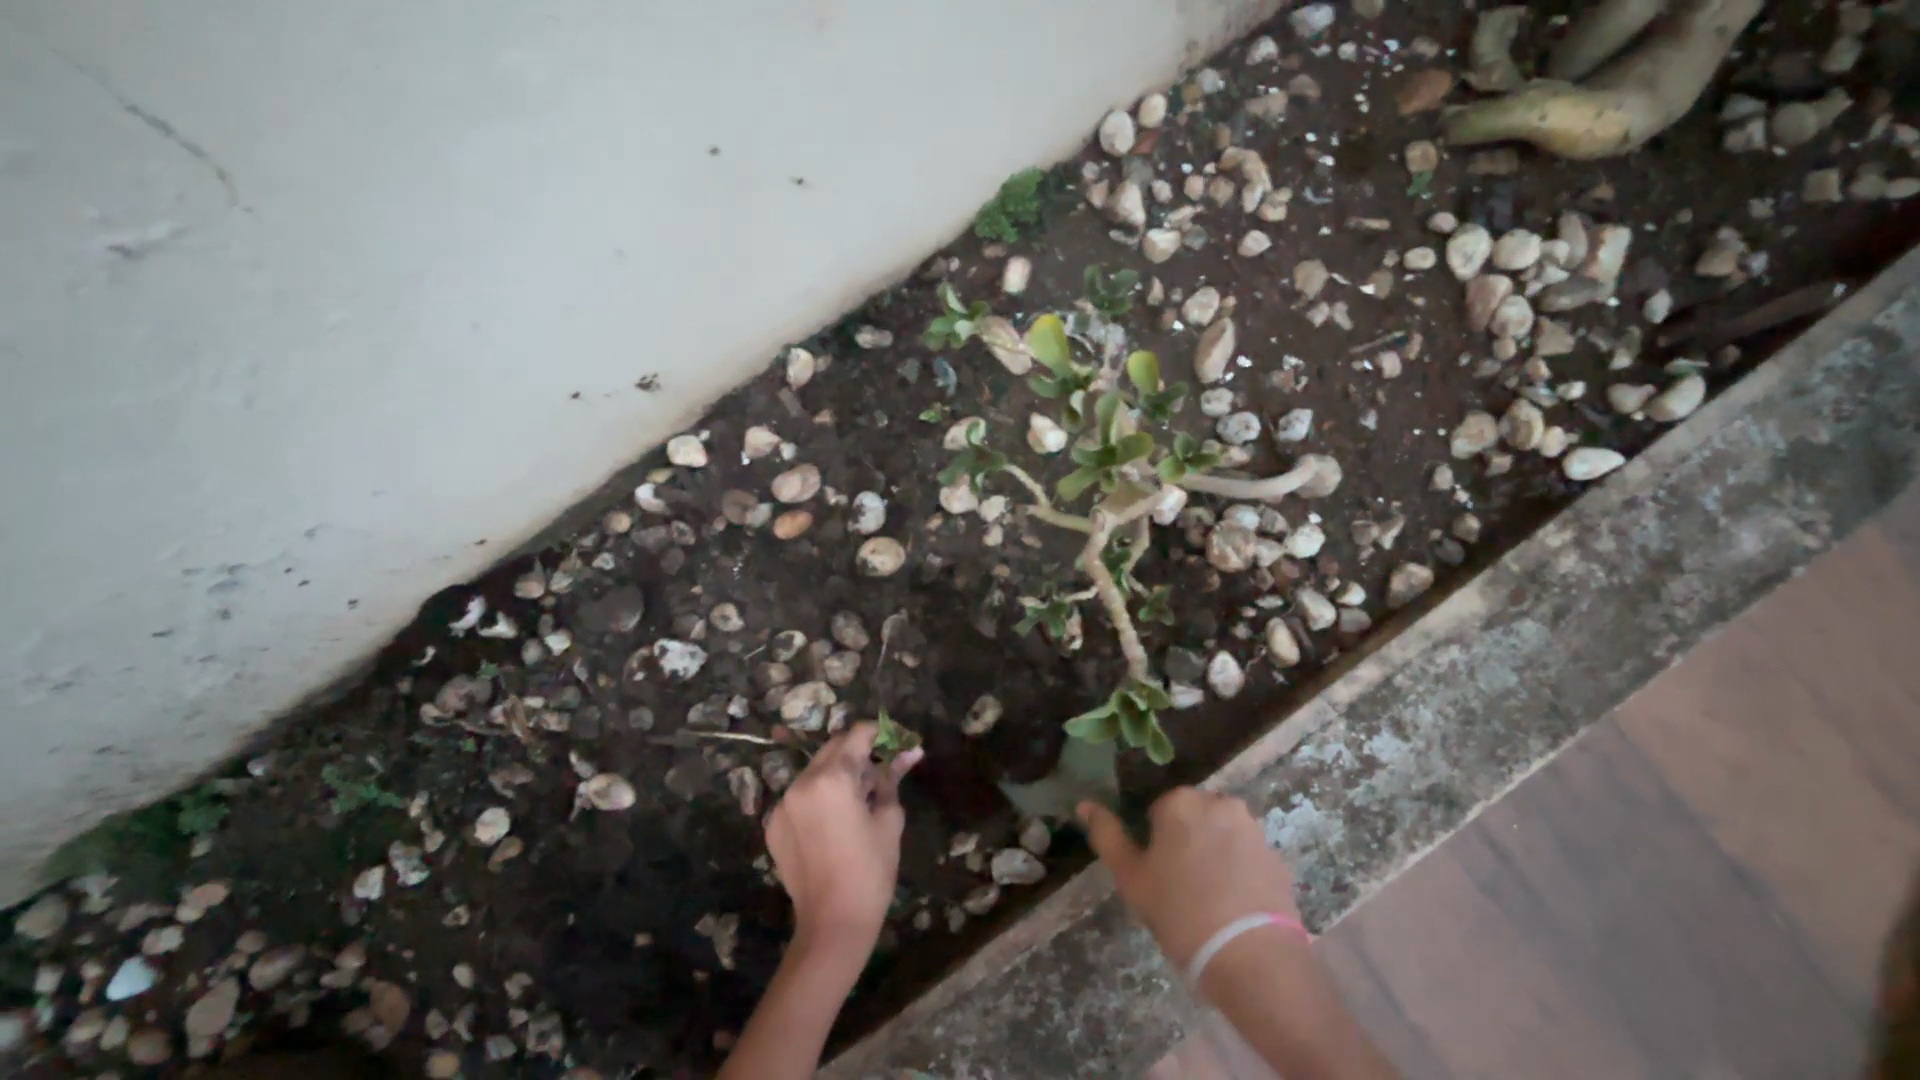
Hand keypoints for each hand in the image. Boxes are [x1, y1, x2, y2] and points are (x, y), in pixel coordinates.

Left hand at [765, 723, 923, 952]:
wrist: (833, 923)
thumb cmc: (871, 871)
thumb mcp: (888, 820)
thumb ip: (891, 779)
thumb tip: (910, 752)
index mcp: (832, 778)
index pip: (856, 736)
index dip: (879, 733)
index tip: (896, 740)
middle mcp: (800, 783)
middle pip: (832, 749)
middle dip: (858, 752)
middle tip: (882, 768)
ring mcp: (782, 805)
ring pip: (814, 771)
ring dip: (838, 774)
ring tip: (861, 797)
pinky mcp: (773, 826)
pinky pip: (799, 797)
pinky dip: (819, 797)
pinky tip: (836, 820)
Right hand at [1079, 787, 1299, 968]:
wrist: (1250, 956)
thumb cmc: (1179, 911)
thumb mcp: (1131, 876)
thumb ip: (1106, 835)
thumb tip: (1084, 804)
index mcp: (1181, 801)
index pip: (1158, 811)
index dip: (1154, 843)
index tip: (1156, 874)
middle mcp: (1220, 803)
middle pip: (1194, 818)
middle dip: (1186, 842)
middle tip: (1178, 886)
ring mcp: (1253, 829)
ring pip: (1222, 835)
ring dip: (1213, 855)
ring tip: (1208, 899)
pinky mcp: (1277, 857)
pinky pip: (1247, 857)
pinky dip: (1238, 872)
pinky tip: (1232, 906)